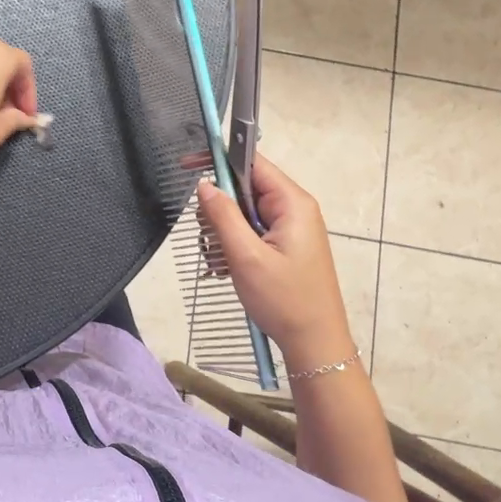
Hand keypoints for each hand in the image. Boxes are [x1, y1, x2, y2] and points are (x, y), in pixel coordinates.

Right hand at [194, 153, 354, 369]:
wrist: (315, 342)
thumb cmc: (283, 299)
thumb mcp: (246, 257)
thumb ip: (223, 217)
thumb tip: (204, 184)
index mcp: (293, 204)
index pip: (252, 163)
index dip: (218, 159)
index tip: (186, 165)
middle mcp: (295, 209)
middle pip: (245, 187)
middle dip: (219, 207)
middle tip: (208, 238)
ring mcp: (292, 228)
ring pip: (244, 211)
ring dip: (223, 230)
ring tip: (219, 260)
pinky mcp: (286, 245)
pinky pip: (252, 230)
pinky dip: (234, 243)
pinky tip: (227, 266)